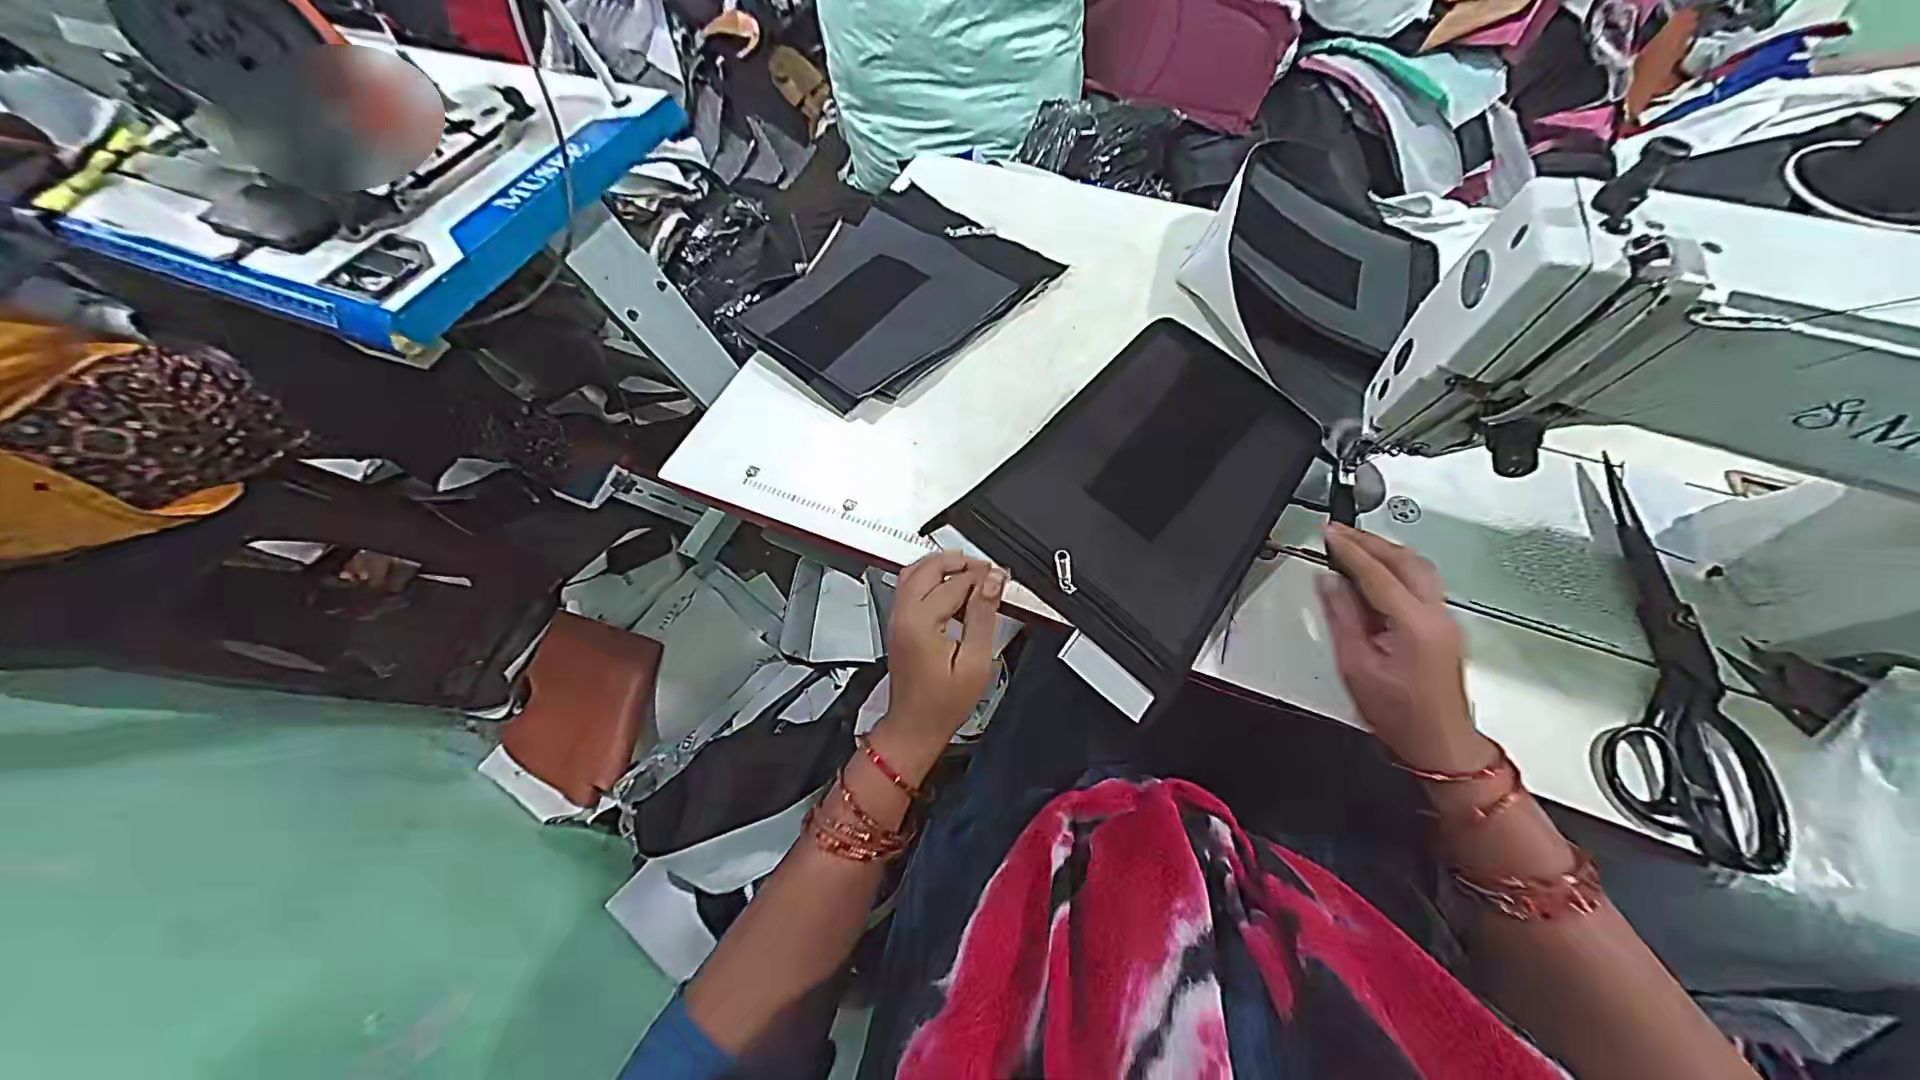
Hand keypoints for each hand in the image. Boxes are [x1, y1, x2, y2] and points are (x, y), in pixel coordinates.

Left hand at [875, 552, 1005, 773]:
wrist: (915, 725)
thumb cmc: (941, 704)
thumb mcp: (975, 660)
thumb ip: (983, 615)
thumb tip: (992, 582)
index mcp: (921, 622)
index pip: (955, 582)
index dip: (982, 577)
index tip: (1001, 578)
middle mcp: (904, 615)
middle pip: (928, 567)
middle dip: (960, 562)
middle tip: (986, 569)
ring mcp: (897, 619)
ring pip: (914, 572)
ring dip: (941, 566)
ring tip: (970, 573)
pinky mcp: (898, 624)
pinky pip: (909, 587)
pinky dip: (930, 578)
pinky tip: (950, 589)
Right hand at [1316, 523, 1487, 772]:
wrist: (1437, 742)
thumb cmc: (1400, 714)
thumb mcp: (1355, 665)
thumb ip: (1342, 617)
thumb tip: (1330, 582)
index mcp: (1414, 624)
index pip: (1376, 572)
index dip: (1349, 549)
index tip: (1328, 532)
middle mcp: (1436, 616)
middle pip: (1404, 560)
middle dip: (1368, 540)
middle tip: (1338, 530)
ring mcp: (1444, 620)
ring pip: (1418, 567)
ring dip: (1385, 549)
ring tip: (1355, 542)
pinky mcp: (1443, 626)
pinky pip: (1422, 581)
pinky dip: (1396, 565)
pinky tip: (1377, 567)